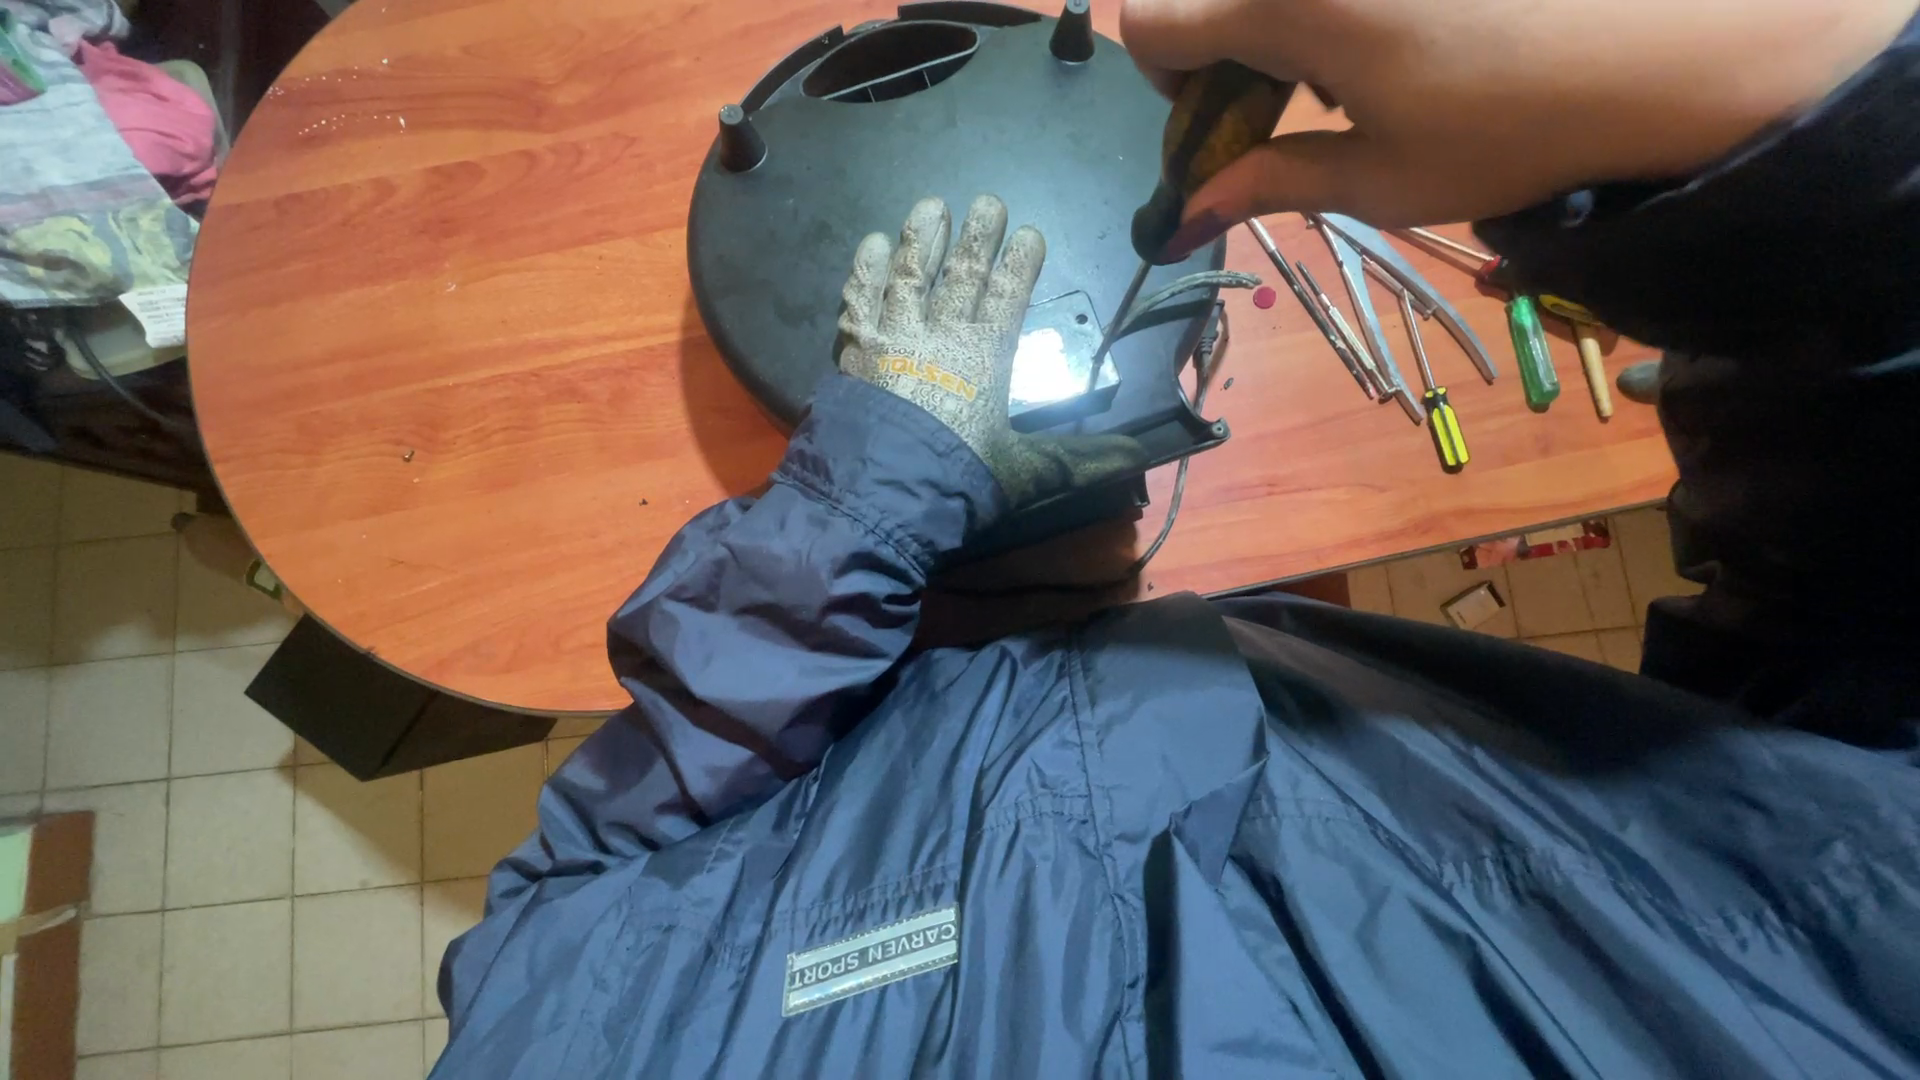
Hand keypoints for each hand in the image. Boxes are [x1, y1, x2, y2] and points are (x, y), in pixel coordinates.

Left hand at [838, 195, 1145, 507]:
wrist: (885, 489)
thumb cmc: (960, 476)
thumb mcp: (1027, 471)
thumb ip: (1080, 459)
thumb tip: (1141, 456)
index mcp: (984, 355)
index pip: (1008, 295)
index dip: (1020, 262)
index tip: (1029, 232)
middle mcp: (940, 334)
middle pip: (961, 274)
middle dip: (977, 237)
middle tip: (987, 202)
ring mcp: (894, 336)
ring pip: (909, 274)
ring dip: (920, 238)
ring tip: (931, 205)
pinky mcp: (855, 350)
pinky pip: (859, 298)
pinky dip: (865, 270)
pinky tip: (872, 243)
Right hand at [1123, 0, 1911, 239]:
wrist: (1685, 45)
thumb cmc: (1510, 130)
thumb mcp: (1373, 178)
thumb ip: (1262, 184)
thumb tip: (1182, 223)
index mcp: (1292, 6)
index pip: (1152, 18)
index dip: (1160, 73)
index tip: (1208, 110)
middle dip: (1215, 41)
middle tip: (1278, 88)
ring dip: (1277, 17)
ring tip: (1349, 59)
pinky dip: (1331, 4)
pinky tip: (1392, 24)